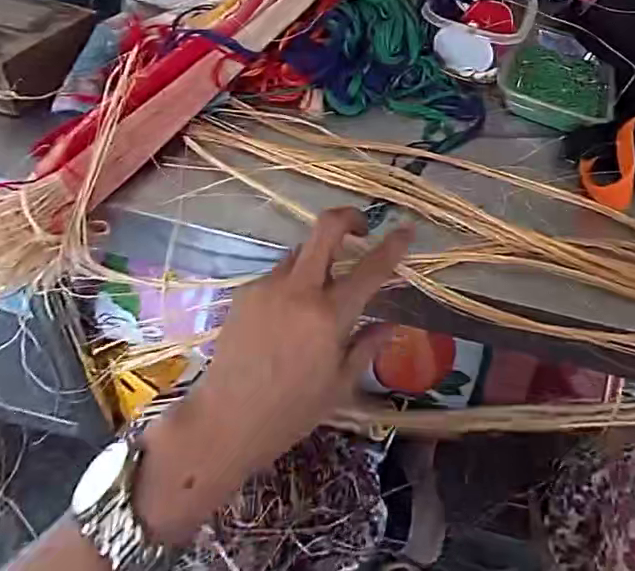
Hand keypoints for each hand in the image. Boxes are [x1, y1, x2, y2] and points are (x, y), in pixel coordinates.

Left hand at [132, 207, 411, 543]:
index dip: (392, 245)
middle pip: (324, 229)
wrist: (228, 417)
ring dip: (317, 260)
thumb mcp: (340, 384)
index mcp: (328, 315)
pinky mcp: (246, 290)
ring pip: (299, 253)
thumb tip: (391, 324)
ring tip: (320, 294)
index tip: (405, 228)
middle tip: (361, 228)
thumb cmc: (293, 410)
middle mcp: (298, 289)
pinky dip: (291, 284)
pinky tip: (287, 318)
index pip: (369, 269)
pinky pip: (277, 276)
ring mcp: (268, 285)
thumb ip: (367, 346)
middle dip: (347, 217)